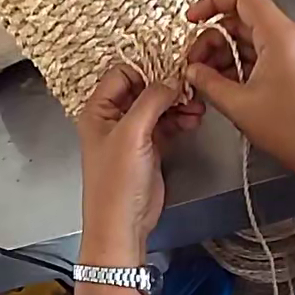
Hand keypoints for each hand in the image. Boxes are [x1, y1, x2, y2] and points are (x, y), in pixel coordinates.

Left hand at [76, 65, 200, 266]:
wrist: (123, 224)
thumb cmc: (116, 184)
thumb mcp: (131, 134)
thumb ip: (151, 101)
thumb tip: (171, 78)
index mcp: (98, 110)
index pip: (123, 74)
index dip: (148, 70)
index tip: (173, 71)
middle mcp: (114, 119)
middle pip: (144, 89)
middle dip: (168, 88)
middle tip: (190, 89)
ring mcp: (133, 134)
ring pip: (159, 107)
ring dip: (178, 104)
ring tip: (196, 108)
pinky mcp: (150, 149)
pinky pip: (167, 125)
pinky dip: (180, 120)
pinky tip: (193, 120)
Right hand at [184, 0, 294, 176]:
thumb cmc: (288, 127)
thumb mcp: (239, 104)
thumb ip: (209, 82)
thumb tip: (192, 71)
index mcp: (279, 34)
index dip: (212, 2)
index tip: (192, 20)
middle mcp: (292, 34)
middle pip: (244, 18)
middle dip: (214, 38)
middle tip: (194, 65)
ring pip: (253, 36)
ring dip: (226, 53)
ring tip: (206, 79)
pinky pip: (265, 52)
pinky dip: (243, 62)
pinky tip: (226, 84)